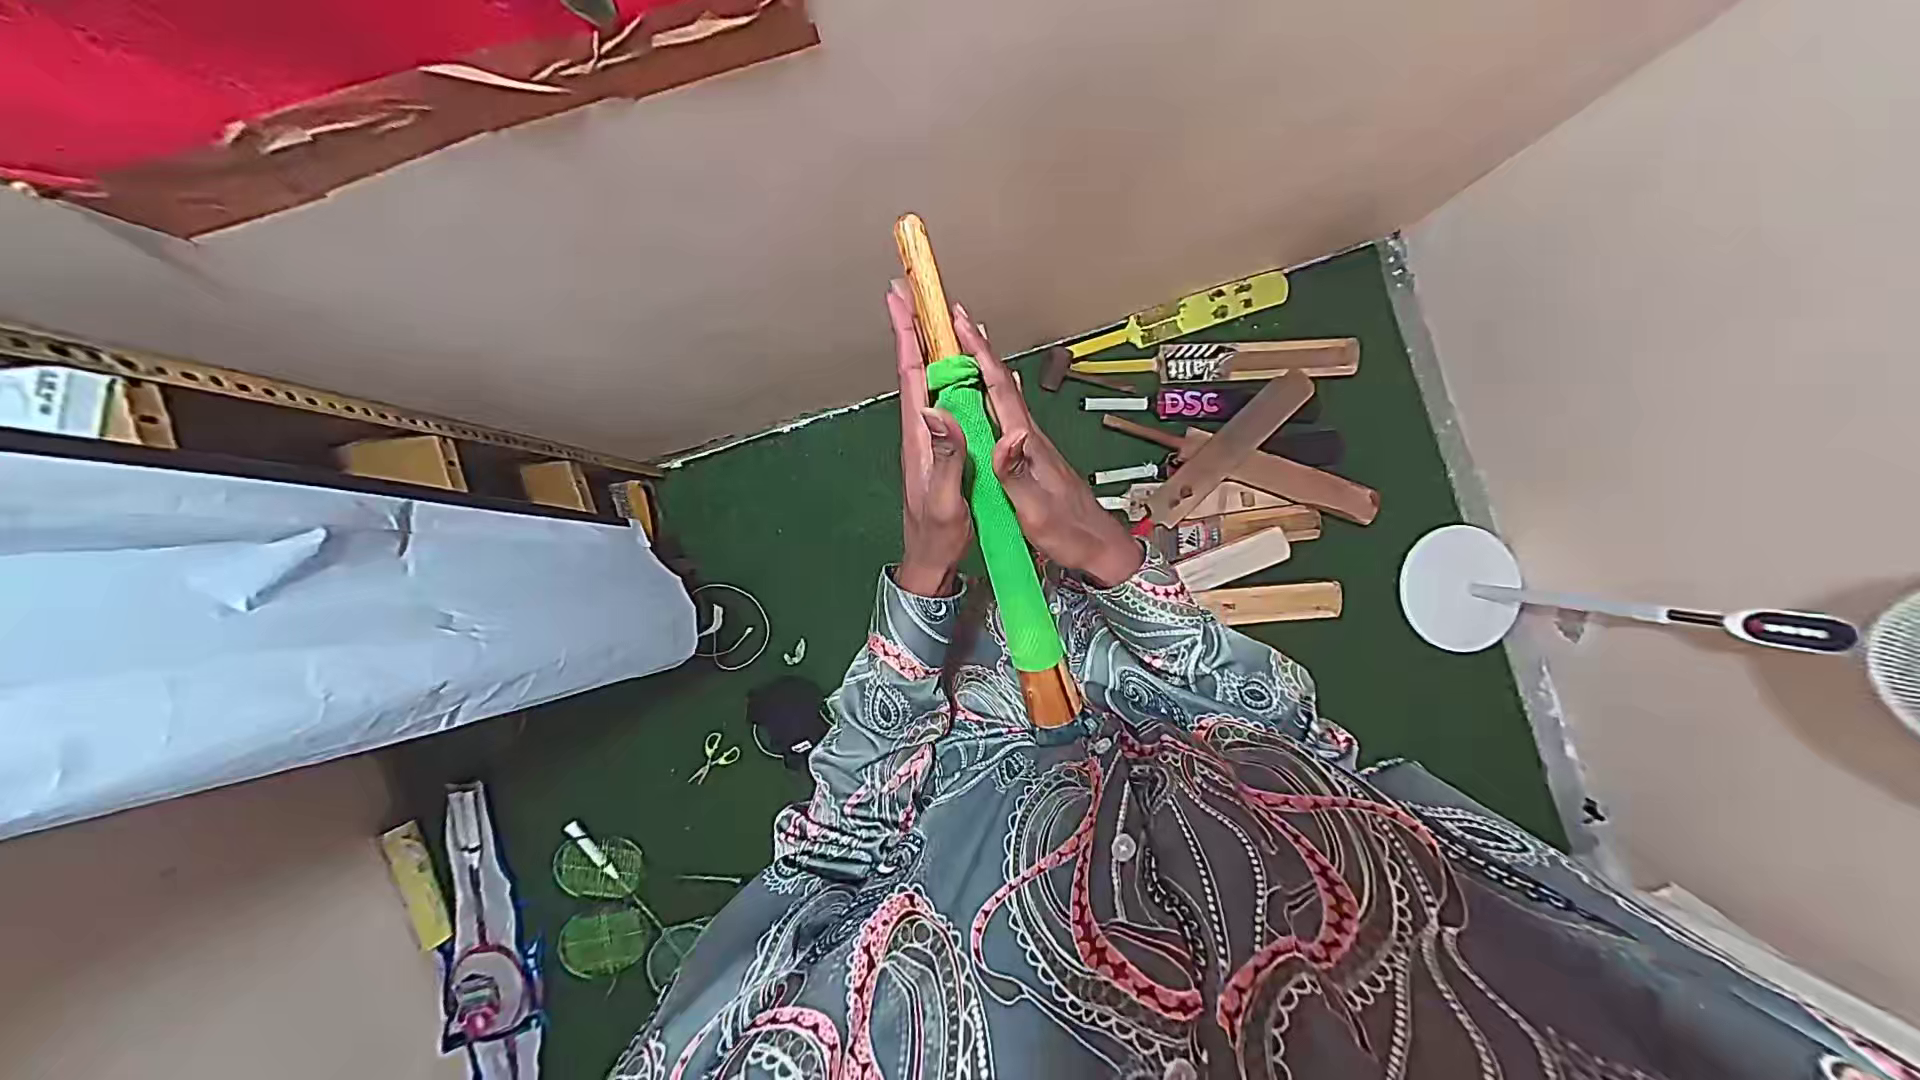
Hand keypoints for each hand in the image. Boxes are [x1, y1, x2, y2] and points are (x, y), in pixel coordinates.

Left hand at [887, 282, 971, 595]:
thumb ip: (945, 459)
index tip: (901, 298)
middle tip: (912, 290)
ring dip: (929, 347)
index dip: (906, 335)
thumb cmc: (937, 533)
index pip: (911, 375)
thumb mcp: (944, 500)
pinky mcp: (942, 448)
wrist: (931, 557)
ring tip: (932, 317)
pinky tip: (955, 370)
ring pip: (930, 382)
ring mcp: (930, 438)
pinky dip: (947, 376)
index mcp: (919, 436)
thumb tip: (935, 411)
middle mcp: (921, 430)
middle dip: (913, 328)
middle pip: (917, 369)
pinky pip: (944, 401)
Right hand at [953, 305, 1144, 587]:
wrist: (1100, 546)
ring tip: (969, 348)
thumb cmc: (1069, 532)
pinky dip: (994, 397)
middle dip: (980, 350)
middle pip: (1003, 385)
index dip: (980, 355)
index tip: (960, 325)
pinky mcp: (1035, 457)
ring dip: (986, 369)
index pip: (1001, 390)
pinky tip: (995, 396)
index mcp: (1029, 444)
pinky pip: (1008, 417)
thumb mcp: (1037, 511)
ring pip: (1006, 398)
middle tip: (958, 323)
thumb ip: (1017, 474)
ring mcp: (1034, 446)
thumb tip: (1006, 435)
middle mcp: (1032, 438)